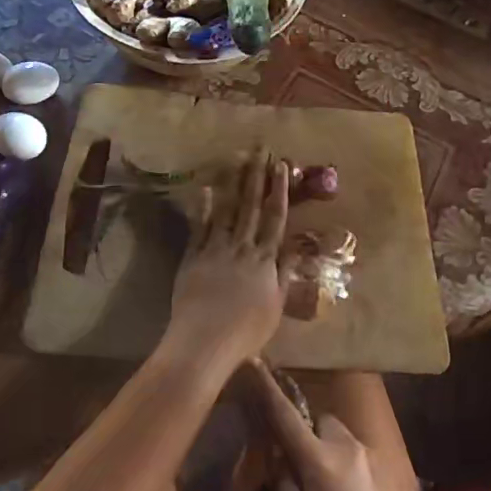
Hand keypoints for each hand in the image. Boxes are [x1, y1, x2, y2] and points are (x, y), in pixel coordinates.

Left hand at [162, 151, 289, 371]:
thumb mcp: (275, 305)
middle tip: (260, 150)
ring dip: (233, 184)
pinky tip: (204, 189)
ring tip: (237, 160)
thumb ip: (284, 274)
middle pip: (252, 206)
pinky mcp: (193, 257)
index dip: (279, 190)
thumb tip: (296, 248)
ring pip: (228, 210)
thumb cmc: (246, 331)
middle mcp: (242, 247)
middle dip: (257, 176)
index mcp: (265, 259)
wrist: (205, 341)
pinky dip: (203, 208)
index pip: (275, 217)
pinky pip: (199, 228)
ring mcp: (216, 249)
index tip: (281, 165)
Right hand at [249, 362, 425, 490]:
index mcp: (318, 457)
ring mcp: (370, 450)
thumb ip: (283, 481)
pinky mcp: (386, 462)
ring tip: (329, 481)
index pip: (285, 415)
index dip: (267, 389)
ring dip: (329, 446)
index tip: (254, 362)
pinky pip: (357, 450)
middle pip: (320, 420)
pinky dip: (347, 461)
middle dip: (309, 432)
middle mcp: (345, 443)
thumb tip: (279, 455)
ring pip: (340, 434)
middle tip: (303, 460)